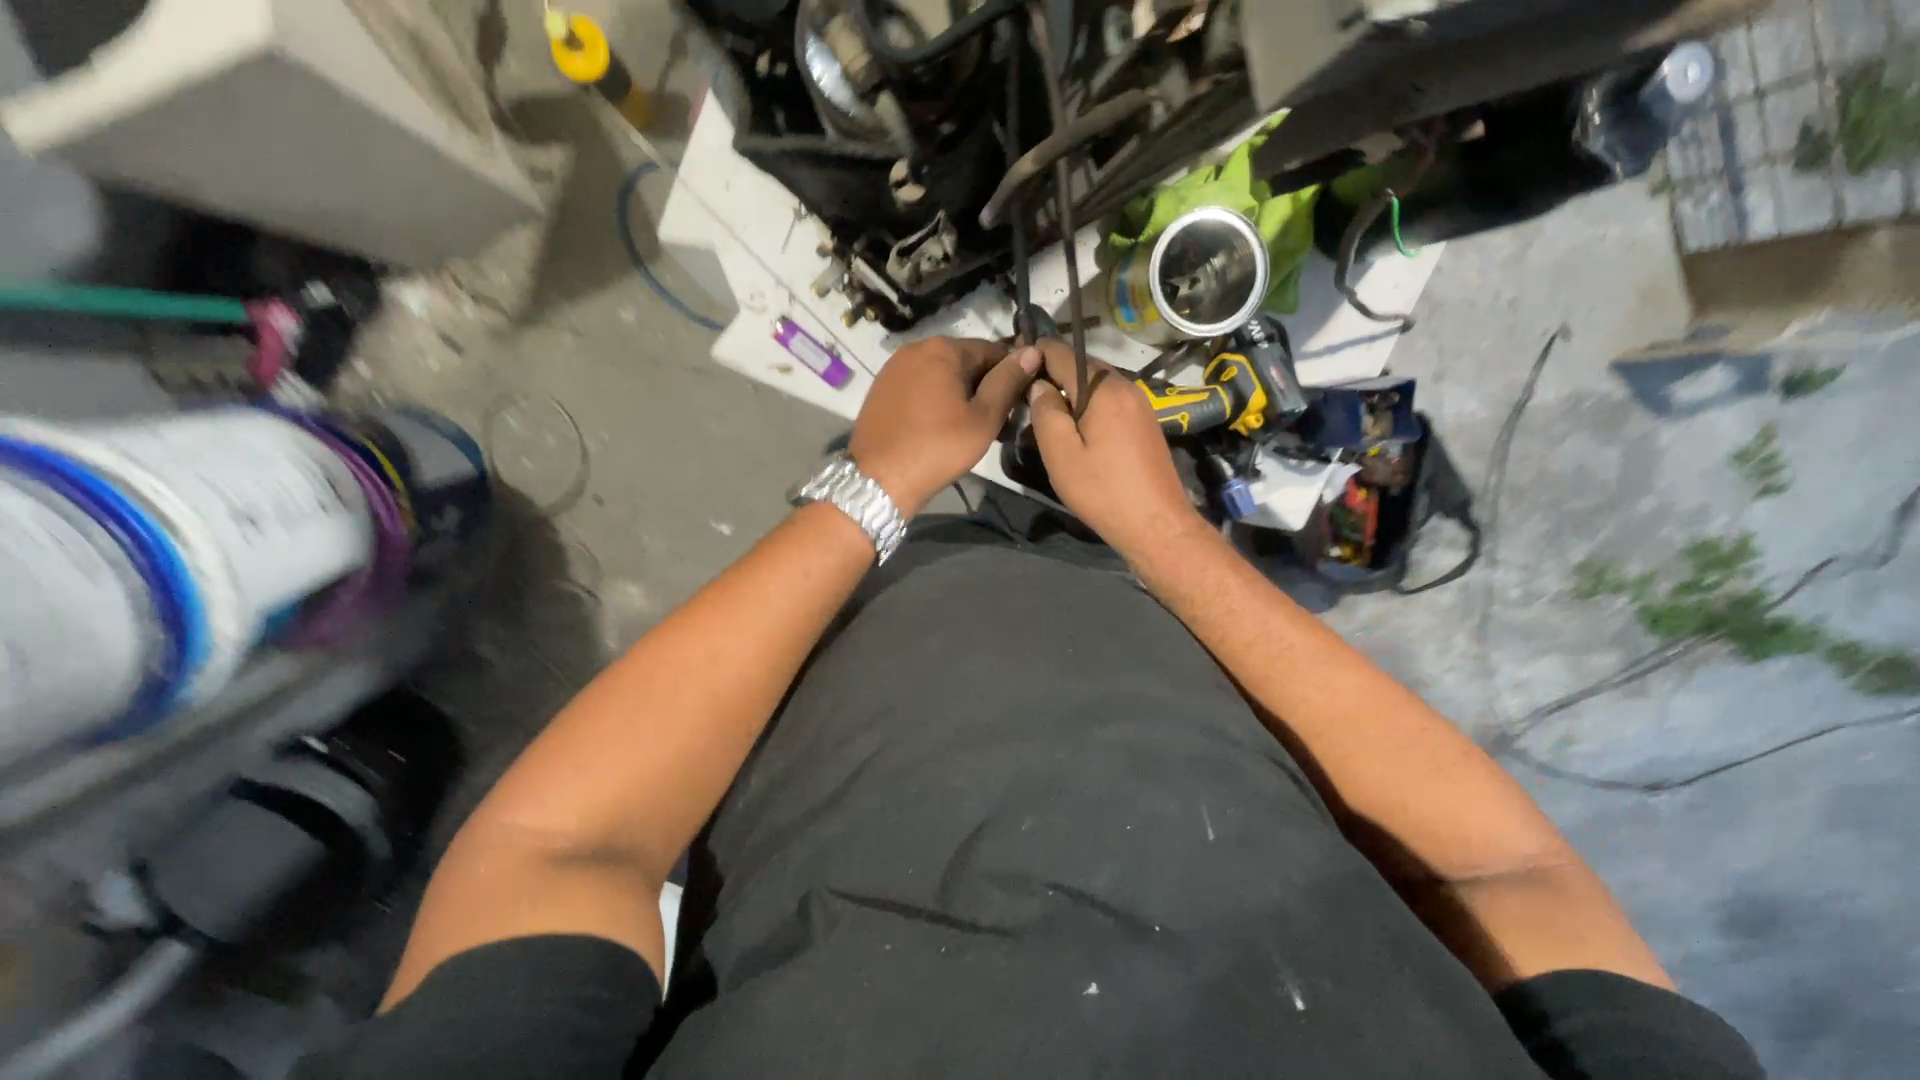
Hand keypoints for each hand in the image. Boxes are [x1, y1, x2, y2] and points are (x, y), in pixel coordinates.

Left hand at [849, 337, 1041, 515]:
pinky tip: (942, 425)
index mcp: (942, 349)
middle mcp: (915, 348)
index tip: (1019, 402)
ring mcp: (894, 368)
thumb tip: (1033, 351)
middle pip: (964, 361)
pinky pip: (920, 386)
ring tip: (971, 426)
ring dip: (960, 393)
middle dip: (983, 385)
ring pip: (941, 375)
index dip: (1011, 375)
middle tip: (998, 420)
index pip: (992, 350)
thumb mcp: (983, 418)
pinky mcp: (882, 388)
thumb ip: (1008, 382)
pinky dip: (936, 399)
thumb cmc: (938, 448)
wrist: (879, 479)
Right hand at [1025, 341, 1207, 558]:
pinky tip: (1076, 428)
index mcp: (1103, 389)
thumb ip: (1046, 413)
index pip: (1064, 354)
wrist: (1156, 523)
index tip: (1014, 362)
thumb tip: (1039, 385)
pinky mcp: (1145, 423)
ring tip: (1046, 412)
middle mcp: (1126, 387)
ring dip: (1072, 392)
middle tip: (1025, 392)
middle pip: (1082, 366)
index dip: (1037, 353)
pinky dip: (1089, 406)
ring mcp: (1140, 404)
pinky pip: (1110, 402)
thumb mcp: (1061, 454)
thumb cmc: (1103, 490)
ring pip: (1097, 385)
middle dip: (1054, 373)